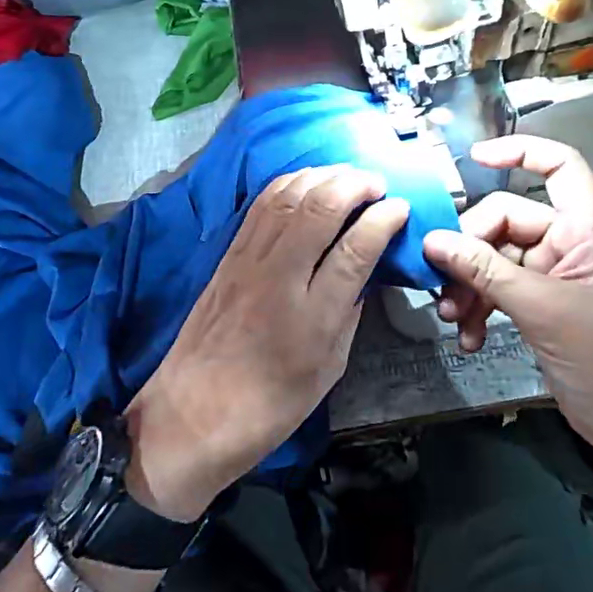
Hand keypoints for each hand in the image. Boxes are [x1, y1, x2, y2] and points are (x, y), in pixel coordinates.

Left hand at [125, 165, 409, 521]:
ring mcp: (249, 261)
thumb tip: (365, 271)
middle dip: (355, 185)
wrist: (191, 415)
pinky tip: (308, 182)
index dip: (383, 219)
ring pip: (289, 196)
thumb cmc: (270, 404)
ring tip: (350, 177)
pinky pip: (262, 205)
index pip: (355, 248)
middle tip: (379, 184)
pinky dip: (290, 184)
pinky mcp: (229, 255)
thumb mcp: (329, 367)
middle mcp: (279, 277)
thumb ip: (350, 312)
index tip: (401, 208)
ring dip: (324, 176)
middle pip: (320, 208)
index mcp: (312, 316)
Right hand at [421, 136, 592, 460]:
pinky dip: (484, 309)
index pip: (560, 167)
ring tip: (451, 315)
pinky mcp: (549, 308)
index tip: (473, 159)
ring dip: (471, 284)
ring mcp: (561, 278)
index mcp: (591, 228)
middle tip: (442, 280)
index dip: (520, 152)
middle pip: (511, 220)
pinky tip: (469, 338)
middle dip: (472, 249)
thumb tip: (433, 241)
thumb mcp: (544, 309)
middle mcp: (576, 244)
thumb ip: (486, 271)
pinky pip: (505, 292)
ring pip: (501, 260)